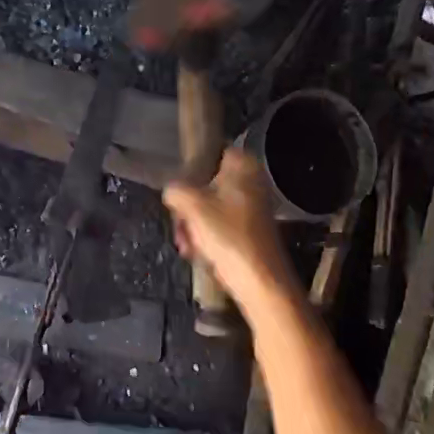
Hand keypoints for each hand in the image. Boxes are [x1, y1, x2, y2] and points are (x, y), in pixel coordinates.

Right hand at [162, 150, 298, 306]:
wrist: (262, 282)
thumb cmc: (229, 237)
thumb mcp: (193, 207)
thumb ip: (176, 190)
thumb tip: (172, 190)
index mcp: (244, 165)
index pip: (211, 152)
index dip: (191, 168)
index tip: (177, 189)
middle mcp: (253, 181)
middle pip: (207, 184)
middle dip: (189, 206)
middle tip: (180, 225)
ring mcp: (254, 207)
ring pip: (211, 208)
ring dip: (194, 225)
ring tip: (188, 245)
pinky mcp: (252, 231)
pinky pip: (221, 226)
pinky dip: (208, 237)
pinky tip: (198, 253)